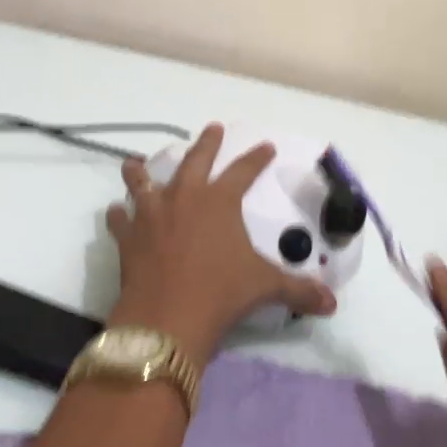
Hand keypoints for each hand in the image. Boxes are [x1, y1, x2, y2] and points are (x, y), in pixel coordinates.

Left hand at [106, 124, 336, 361]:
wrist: (167, 318)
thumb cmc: (221, 293)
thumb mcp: (265, 287)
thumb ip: (298, 290)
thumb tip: (331, 303)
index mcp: (220, 202)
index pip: (243, 172)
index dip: (256, 158)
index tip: (266, 145)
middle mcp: (185, 199)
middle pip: (195, 161)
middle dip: (206, 144)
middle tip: (212, 128)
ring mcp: (151, 216)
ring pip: (143, 182)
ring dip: (141, 171)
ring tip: (137, 161)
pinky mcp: (128, 238)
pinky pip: (119, 220)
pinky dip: (117, 215)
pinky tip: (116, 212)